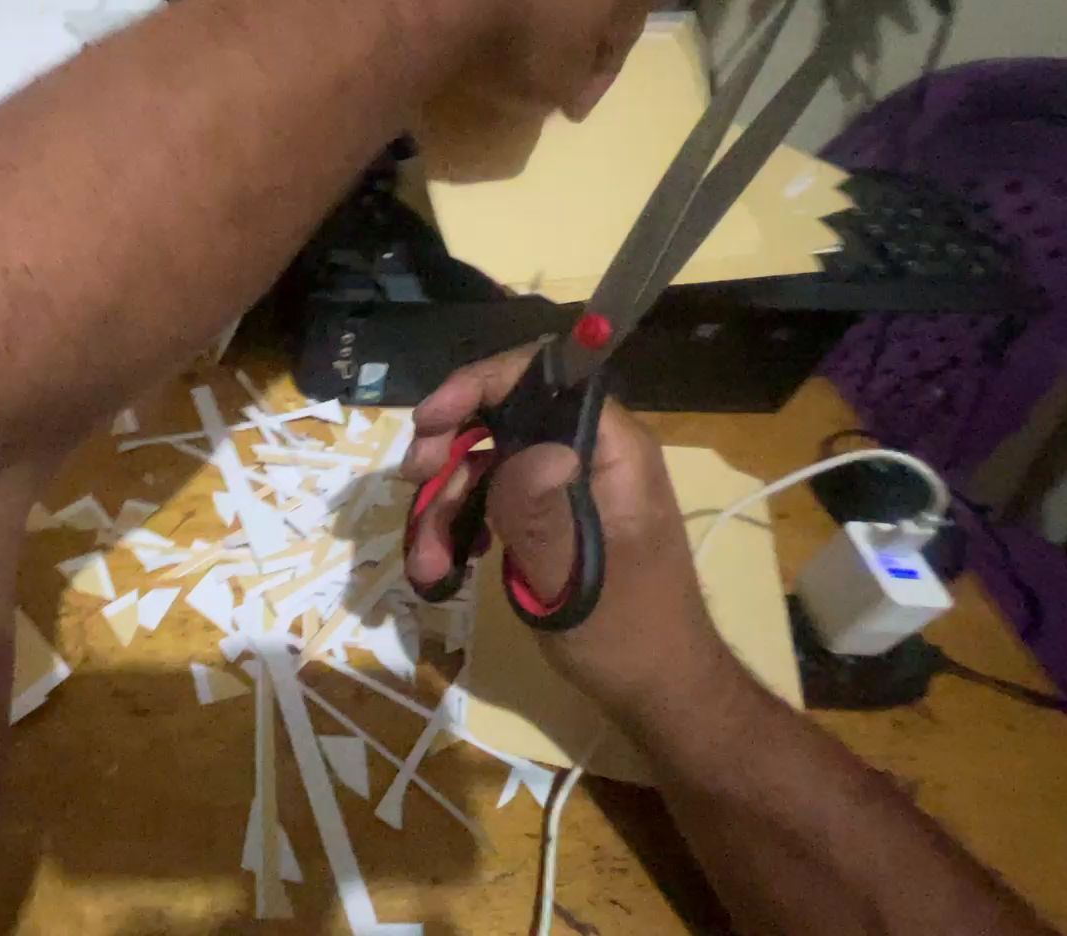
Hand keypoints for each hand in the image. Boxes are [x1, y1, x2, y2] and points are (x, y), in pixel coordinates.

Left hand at [401, 0, 648, 180]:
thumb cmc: (527, 42)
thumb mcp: (559, 86)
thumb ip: (572, 87)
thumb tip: (566, 86)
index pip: (626, 33)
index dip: (599, 80)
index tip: (572, 111)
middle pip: (591, 0)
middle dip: (572, 42)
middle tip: (551, 78)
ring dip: (538, 19)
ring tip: (515, 55)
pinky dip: (505, 2)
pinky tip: (486, 28)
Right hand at [401, 345, 742, 721]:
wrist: (654, 687)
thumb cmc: (629, 636)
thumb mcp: (578, 581)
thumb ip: (545, 517)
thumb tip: (538, 452)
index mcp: (611, 450)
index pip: (543, 378)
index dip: (479, 384)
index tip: (428, 422)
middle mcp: (585, 452)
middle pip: (498, 415)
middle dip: (447, 450)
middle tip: (412, 482)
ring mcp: (560, 480)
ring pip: (481, 461)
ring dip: (443, 504)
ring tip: (427, 562)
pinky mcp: (542, 509)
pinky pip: (485, 495)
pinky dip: (457, 524)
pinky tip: (448, 563)